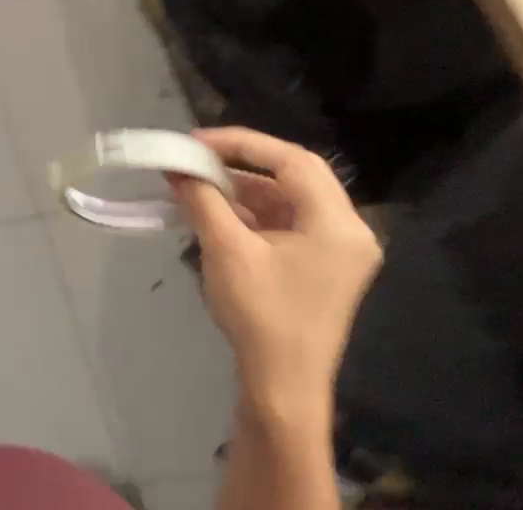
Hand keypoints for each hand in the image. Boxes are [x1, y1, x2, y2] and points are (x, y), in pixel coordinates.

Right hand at [170, 128, 381, 425]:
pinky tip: (210, 210)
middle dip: (240, 160)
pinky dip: (245, 208)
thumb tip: (176, 166)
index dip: (242, 143)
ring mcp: (334, 248)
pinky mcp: (316, 262)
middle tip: (193, 156)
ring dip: (238, 185)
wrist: (283, 380)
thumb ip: (202, 200)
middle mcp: (346, 230)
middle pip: (294, 174)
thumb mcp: (226, 249)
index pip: (294, 161)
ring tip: (192, 183)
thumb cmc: (261, 313)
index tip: (194, 143)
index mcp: (338, 225)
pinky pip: (281, 219)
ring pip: (285, 196)